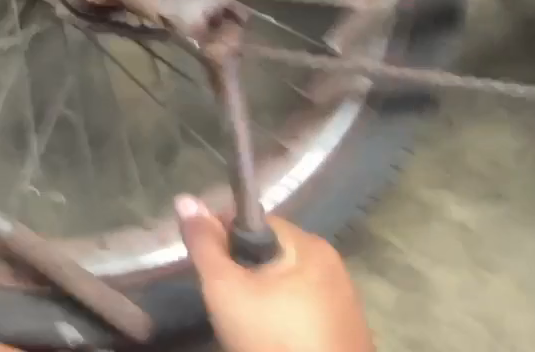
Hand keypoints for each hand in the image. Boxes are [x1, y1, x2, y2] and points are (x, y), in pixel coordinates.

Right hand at [177, 195, 373, 351]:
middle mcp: (333, 264)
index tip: (211, 267)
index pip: (247, 219)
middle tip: (228, 295)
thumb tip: (185, 197)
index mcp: (309, 246)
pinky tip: (273, 333)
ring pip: (282, 276)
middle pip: (265, 248)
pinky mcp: (349, 327)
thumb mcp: (223, 286)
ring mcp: (346, 298)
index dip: (220, 237)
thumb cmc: (271, 337)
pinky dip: (283, 310)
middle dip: (240, 266)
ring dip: (260, 289)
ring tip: (248, 317)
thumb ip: (203, 241)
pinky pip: (302, 301)